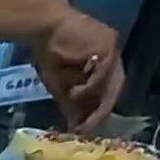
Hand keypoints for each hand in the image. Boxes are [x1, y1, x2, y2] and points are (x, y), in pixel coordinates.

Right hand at [33, 10, 123, 134]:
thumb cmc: (50, 52)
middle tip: (87, 130)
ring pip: (110, 84)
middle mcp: (112, 56)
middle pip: (114, 88)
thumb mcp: (60, 85)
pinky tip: (73, 94)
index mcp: (103, 63)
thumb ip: (70, 103)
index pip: (107, 90)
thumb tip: (75, 125)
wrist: (45, 29)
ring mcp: (112, 50)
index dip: (98, 111)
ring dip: (94, 104)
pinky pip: (102, 75)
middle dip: (101, 112)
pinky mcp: (107, 46)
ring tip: (80, 118)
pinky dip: (88, 88)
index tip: (86, 128)